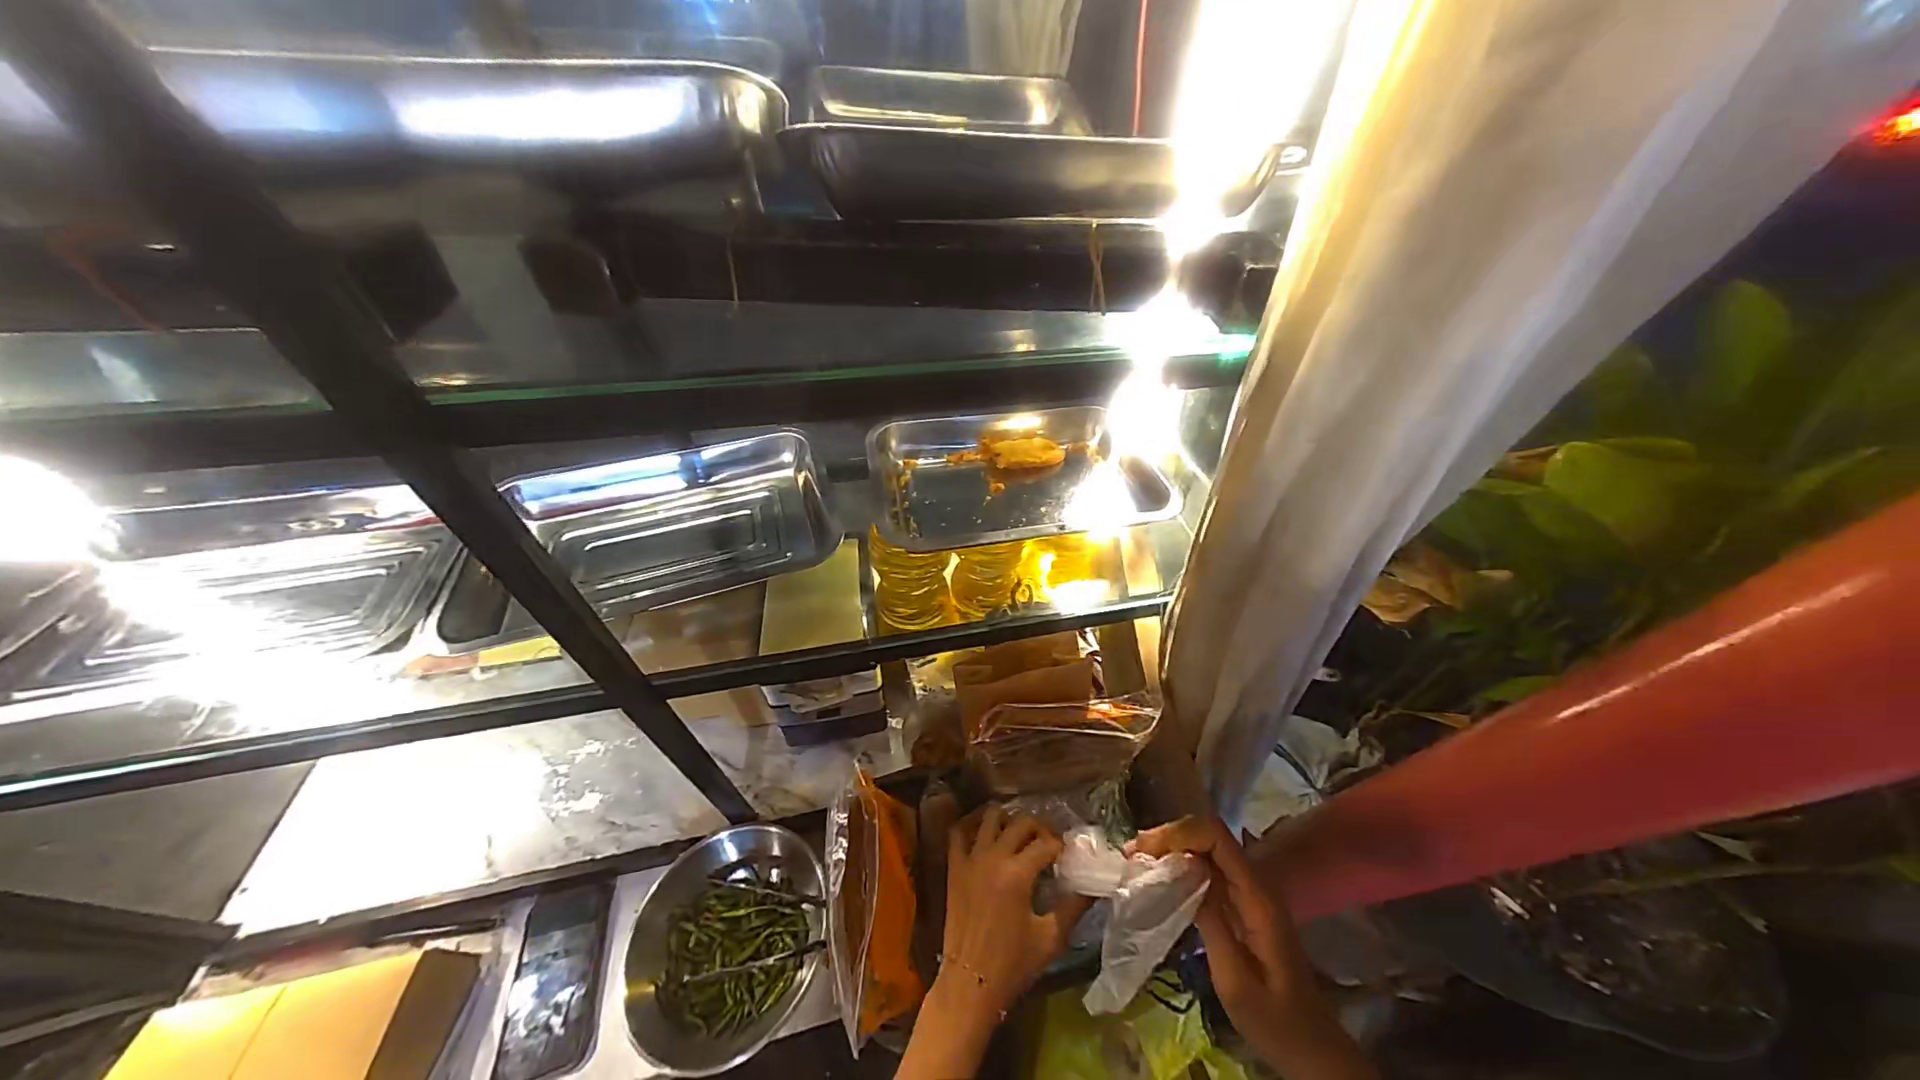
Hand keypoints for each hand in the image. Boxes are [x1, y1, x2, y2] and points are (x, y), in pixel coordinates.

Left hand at [899, 804, 1089, 1079]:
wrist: (970, 982)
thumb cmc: (1013, 964)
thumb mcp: (1051, 938)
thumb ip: (1074, 907)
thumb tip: (1094, 886)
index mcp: (1018, 874)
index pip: (1046, 843)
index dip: (1061, 845)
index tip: (1069, 854)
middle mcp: (993, 857)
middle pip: (1021, 823)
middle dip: (1040, 828)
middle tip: (1050, 843)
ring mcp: (970, 859)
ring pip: (990, 818)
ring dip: (1009, 820)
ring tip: (1021, 835)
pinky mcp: (954, 867)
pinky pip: (959, 832)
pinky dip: (972, 824)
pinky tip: (986, 831)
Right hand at [1133, 816, 1377, 1079]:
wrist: (1311, 1048)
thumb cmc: (1275, 1021)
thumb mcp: (1235, 981)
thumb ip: (1212, 923)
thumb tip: (1183, 870)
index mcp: (1258, 898)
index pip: (1217, 838)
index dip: (1180, 833)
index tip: (1146, 850)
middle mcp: (1256, 885)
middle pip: (1210, 835)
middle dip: (1169, 836)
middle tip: (1132, 853)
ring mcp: (1249, 893)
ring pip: (1207, 848)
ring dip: (1172, 847)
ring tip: (1137, 860)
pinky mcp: (1242, 904)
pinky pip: (1209, 869)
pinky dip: (1181, 865)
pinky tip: (1159, 876)